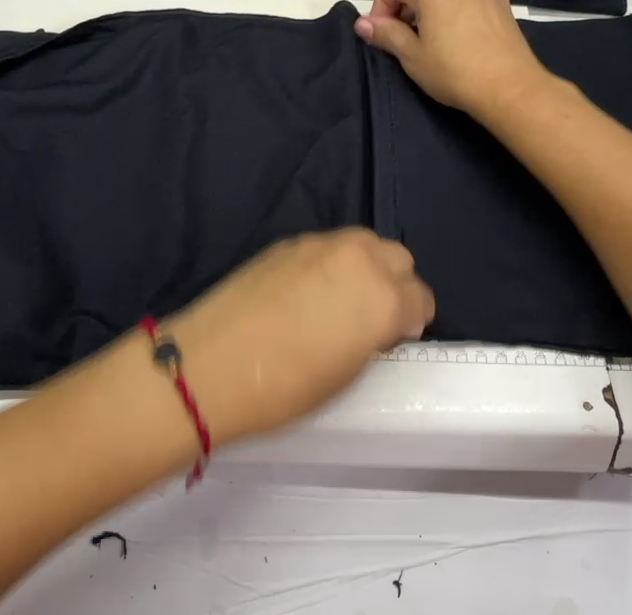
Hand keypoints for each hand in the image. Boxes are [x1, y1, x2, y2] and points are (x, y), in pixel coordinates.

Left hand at [165, 229, 433, 445]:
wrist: (210, 365)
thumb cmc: (284, 388)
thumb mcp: (346, 376)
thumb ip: (372, 339)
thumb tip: (375, 327)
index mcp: (384, 300)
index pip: (421, 300)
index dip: (411, 322)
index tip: (395, 338)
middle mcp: (360, 262)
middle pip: (399, 260)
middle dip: (396, 285)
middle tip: (374, 316)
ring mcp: (322, 246)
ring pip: (366, 243)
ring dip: (367, 266)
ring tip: (344, 299)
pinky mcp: (290, 243)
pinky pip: (330, 246)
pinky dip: (334, 263)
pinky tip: (310, 291)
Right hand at [353, 0, 554, 117]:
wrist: (508, 87)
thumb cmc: (454, 74)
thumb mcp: (412, 58)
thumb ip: (387, 34)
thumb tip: (361, 23)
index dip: (383, 1)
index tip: (381, 28)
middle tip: (407, 12)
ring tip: (435, 10)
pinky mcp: (503, 2)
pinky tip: (466, 13)